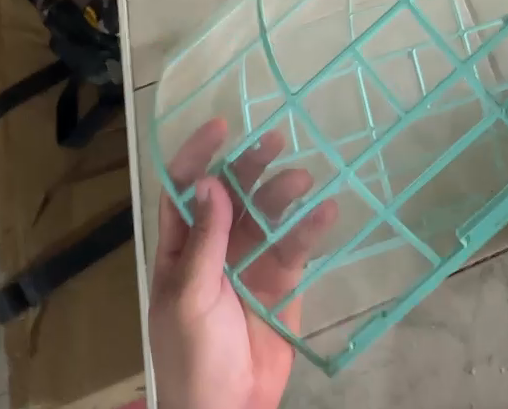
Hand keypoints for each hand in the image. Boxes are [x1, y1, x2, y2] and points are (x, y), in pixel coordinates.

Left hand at [149, 119, 338, 408]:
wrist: (230, 408)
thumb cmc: (192, 355)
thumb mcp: (189, 298)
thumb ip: (203, 241)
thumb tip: (211, 182)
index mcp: (180, 248)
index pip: (186, 189)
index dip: (199, 155)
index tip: (223, 127)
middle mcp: (217, 243)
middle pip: (233, 191)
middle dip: (251, 165)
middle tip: (275, 141)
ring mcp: (252, 257)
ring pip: (269, 210)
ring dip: (284, 190)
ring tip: (302, 180)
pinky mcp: (284, 274)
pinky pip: (298, 241)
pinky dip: (311, 224)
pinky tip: (327, 209)